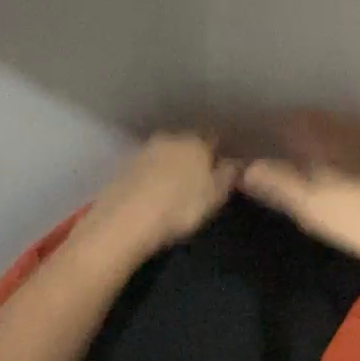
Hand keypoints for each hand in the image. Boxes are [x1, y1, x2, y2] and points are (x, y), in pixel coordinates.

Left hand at [75, 133, 235, 264]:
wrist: (124, 221)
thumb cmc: (179, 208)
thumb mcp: (215, 196)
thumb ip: (229, 175)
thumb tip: (236, 162)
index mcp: (195, 142)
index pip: (214, 140)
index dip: (219, 155)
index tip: (222, 171)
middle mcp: (169, 139)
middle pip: (187, 145)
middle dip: (193, 159)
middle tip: (198, 183)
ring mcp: (142, 152)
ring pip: (164, 156)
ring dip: (170, 168)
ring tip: (173, 193)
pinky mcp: (122, 168)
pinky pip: (145, 170)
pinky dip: (151, 179)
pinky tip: (152, 197)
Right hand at [241, 110, 359, 265]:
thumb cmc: (358, 216)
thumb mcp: (308, 204)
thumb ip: (276, 183)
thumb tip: (243, 167)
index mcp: (324, 136)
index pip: (290, 121)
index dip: (272, 126)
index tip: (256, 134)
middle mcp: (349, 129)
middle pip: (317, 120)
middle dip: (297, 125)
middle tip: (281, 139)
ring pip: (342, 127)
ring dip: (325, 132)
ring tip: (312, 148)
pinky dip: (349, 145)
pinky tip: (351, 159)